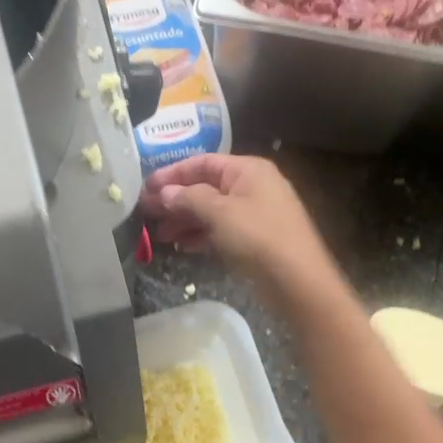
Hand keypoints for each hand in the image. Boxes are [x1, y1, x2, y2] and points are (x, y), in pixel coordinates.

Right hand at [141, 153, 336, 292]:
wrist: (297, 280)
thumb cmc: (258, 237)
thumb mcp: (219, 212)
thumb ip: (189, 198)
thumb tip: (164, 193)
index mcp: (247, 170)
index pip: (202, 162)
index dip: (172, 174)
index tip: (146, 188)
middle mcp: (251, 186)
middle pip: (205, 187)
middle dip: (176, 200)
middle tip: (146, 213)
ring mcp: (254, 214)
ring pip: (212, 211)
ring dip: (185, 221)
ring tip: (159, 235)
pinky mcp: (253, 240)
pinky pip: (221, 231)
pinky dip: (201, 236)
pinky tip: (182, 247)